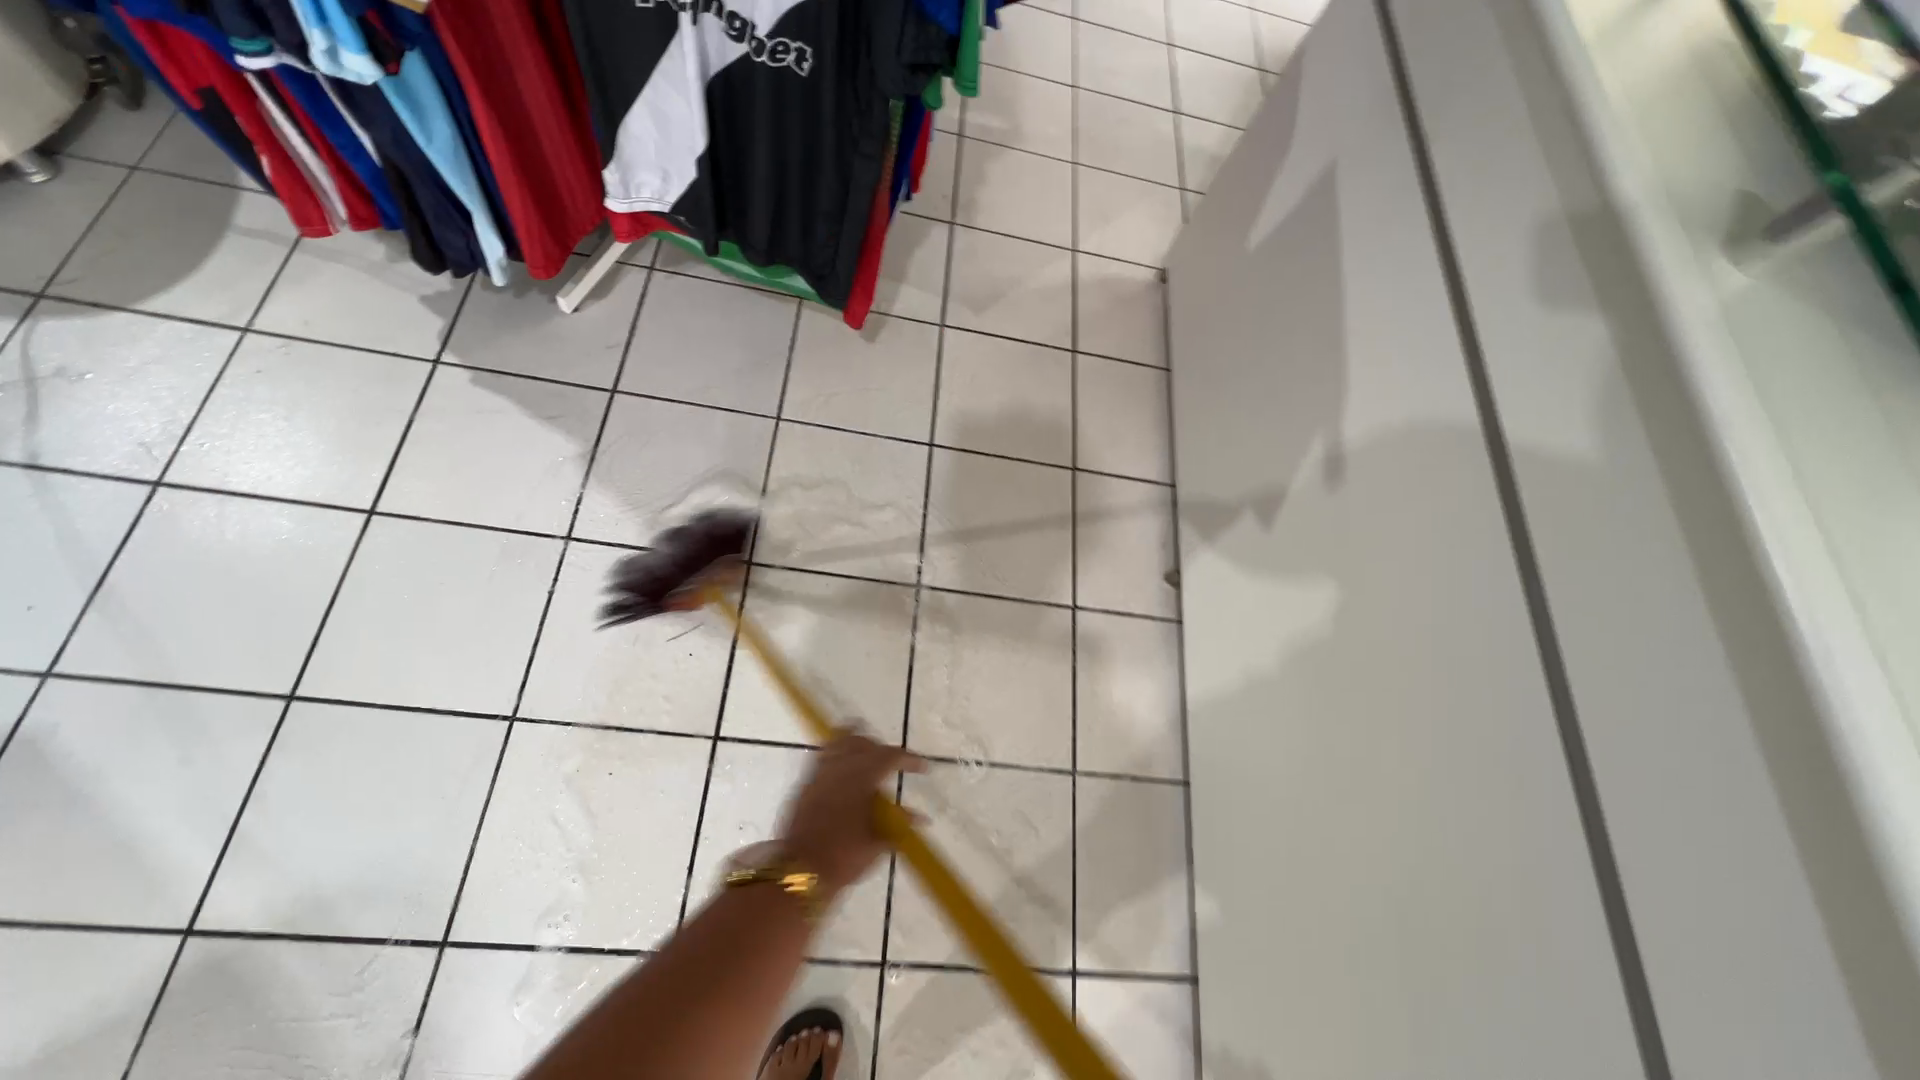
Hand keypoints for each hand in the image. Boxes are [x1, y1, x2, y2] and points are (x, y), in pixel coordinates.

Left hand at [777, 732, 922, 897]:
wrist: (796, 873)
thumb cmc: (841, 859)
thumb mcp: (876, 845)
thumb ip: (898, 825)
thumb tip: (921, 818)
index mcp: (860, 780)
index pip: (889, 756)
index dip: (909, 758)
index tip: (923, 768)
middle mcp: (838, 770)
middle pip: (862, 742)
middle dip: (881, 749)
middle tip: (893, 763)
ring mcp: (818, 775)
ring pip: (839, 743)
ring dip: (857, 746)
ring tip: (869, 759)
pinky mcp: (803, 786)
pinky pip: (823, 758)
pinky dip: (837, 758)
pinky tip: (844, 774)